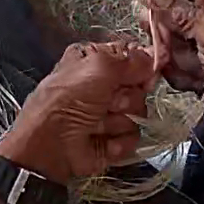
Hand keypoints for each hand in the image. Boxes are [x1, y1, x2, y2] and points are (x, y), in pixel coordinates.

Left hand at [0, 40, 156, 182]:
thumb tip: (153, 57)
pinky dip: (116, 141)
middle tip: (109, 102)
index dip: (141, 67)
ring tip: (97, 123)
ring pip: (138, 113)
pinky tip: (99, 140)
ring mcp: (107, 113)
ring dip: (119, 120)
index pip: (131, 57)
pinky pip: (132, 138)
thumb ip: (130, 59)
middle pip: (138, 87)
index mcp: (94, 60)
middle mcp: (101, 85)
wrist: (49, 145)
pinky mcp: (112, 140)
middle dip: (126, 97)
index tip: (144, 75)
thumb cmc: (69, 99)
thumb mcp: (98, 67)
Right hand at [142, 0, 203, 130]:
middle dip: (163, 23)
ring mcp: (197, 35)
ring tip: (190, 62)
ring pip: (163, 32)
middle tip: (168, 36)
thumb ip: (181, 12)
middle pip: (167, 1)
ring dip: (171, 50)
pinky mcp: (190, 57)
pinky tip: (196, 76)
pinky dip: (176, 68)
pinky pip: (168, 56)